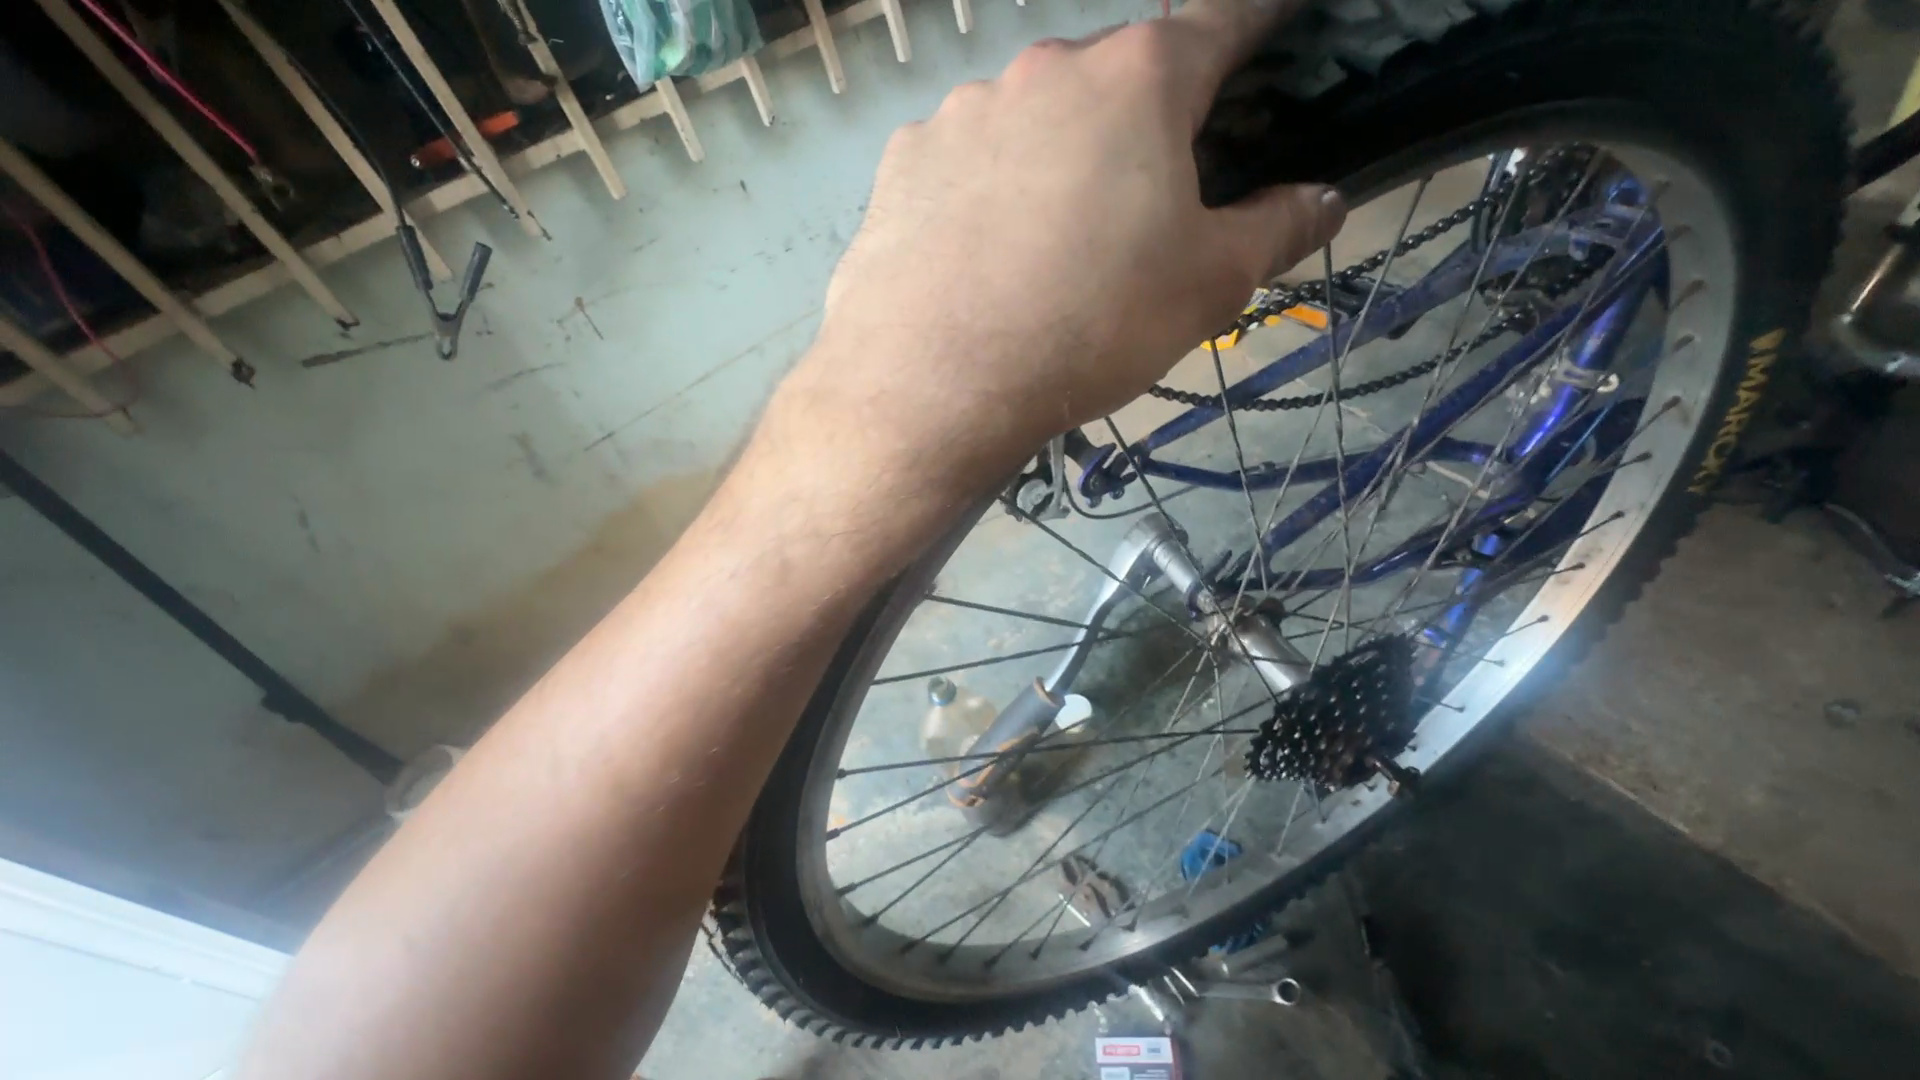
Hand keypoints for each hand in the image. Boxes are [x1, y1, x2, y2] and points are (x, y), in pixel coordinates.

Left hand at [780, 0, 1345, 488]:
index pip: (1218, 26)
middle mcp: (1042, 71)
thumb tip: (1325, 199)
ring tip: (1048, 247)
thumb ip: (1277, 229)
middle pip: (1112, 82)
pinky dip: (985, 193)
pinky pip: (964, 164)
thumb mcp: (1208, 285)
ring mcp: (959, 113)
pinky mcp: (900, 164)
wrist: (935, 385)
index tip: (1268, 25)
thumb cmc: (1091, 325)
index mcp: (1135, 80)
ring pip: (1031, 123)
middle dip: (1138, 126)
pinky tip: (980, 256)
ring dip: (1054, 162)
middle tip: (1138, 205)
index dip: (1252, 26)